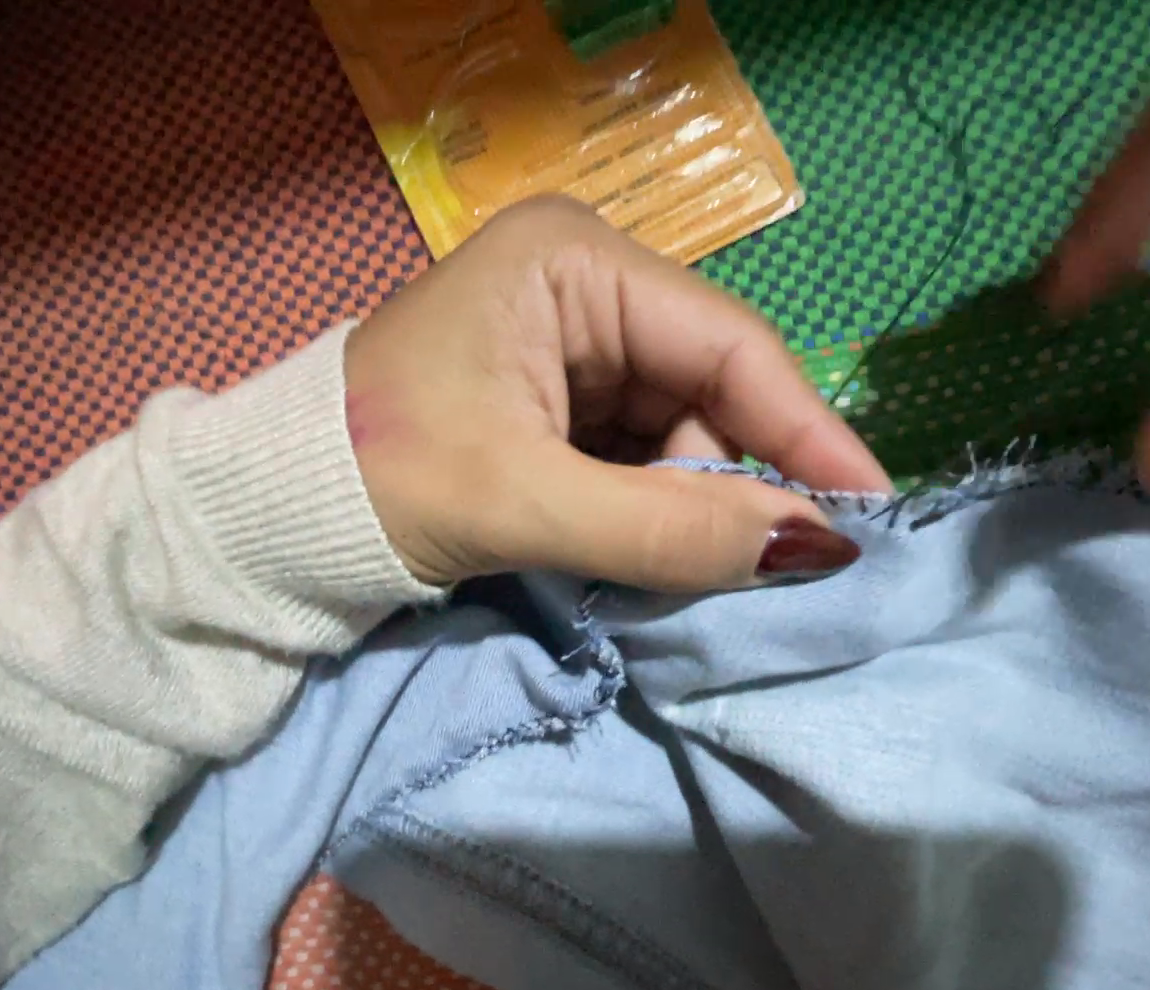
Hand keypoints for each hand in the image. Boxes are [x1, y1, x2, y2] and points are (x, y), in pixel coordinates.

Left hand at [344, 196, 890, 591]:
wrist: (278, 513)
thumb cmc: (380, 478)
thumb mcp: (525, 502)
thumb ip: (666, 528)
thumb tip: (810, 549)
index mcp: (574, 264)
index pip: (727, 345)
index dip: (806, 431)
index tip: (871, 508)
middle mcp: (583, 286)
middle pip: (707, 391)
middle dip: (726, 483)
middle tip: (737, 565)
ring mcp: (571, 341)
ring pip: (678, 431)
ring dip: (683, 503)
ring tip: (641, 557)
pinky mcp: (558, 394)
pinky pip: (639, 451)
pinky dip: (648, 505)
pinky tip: (626, 541)